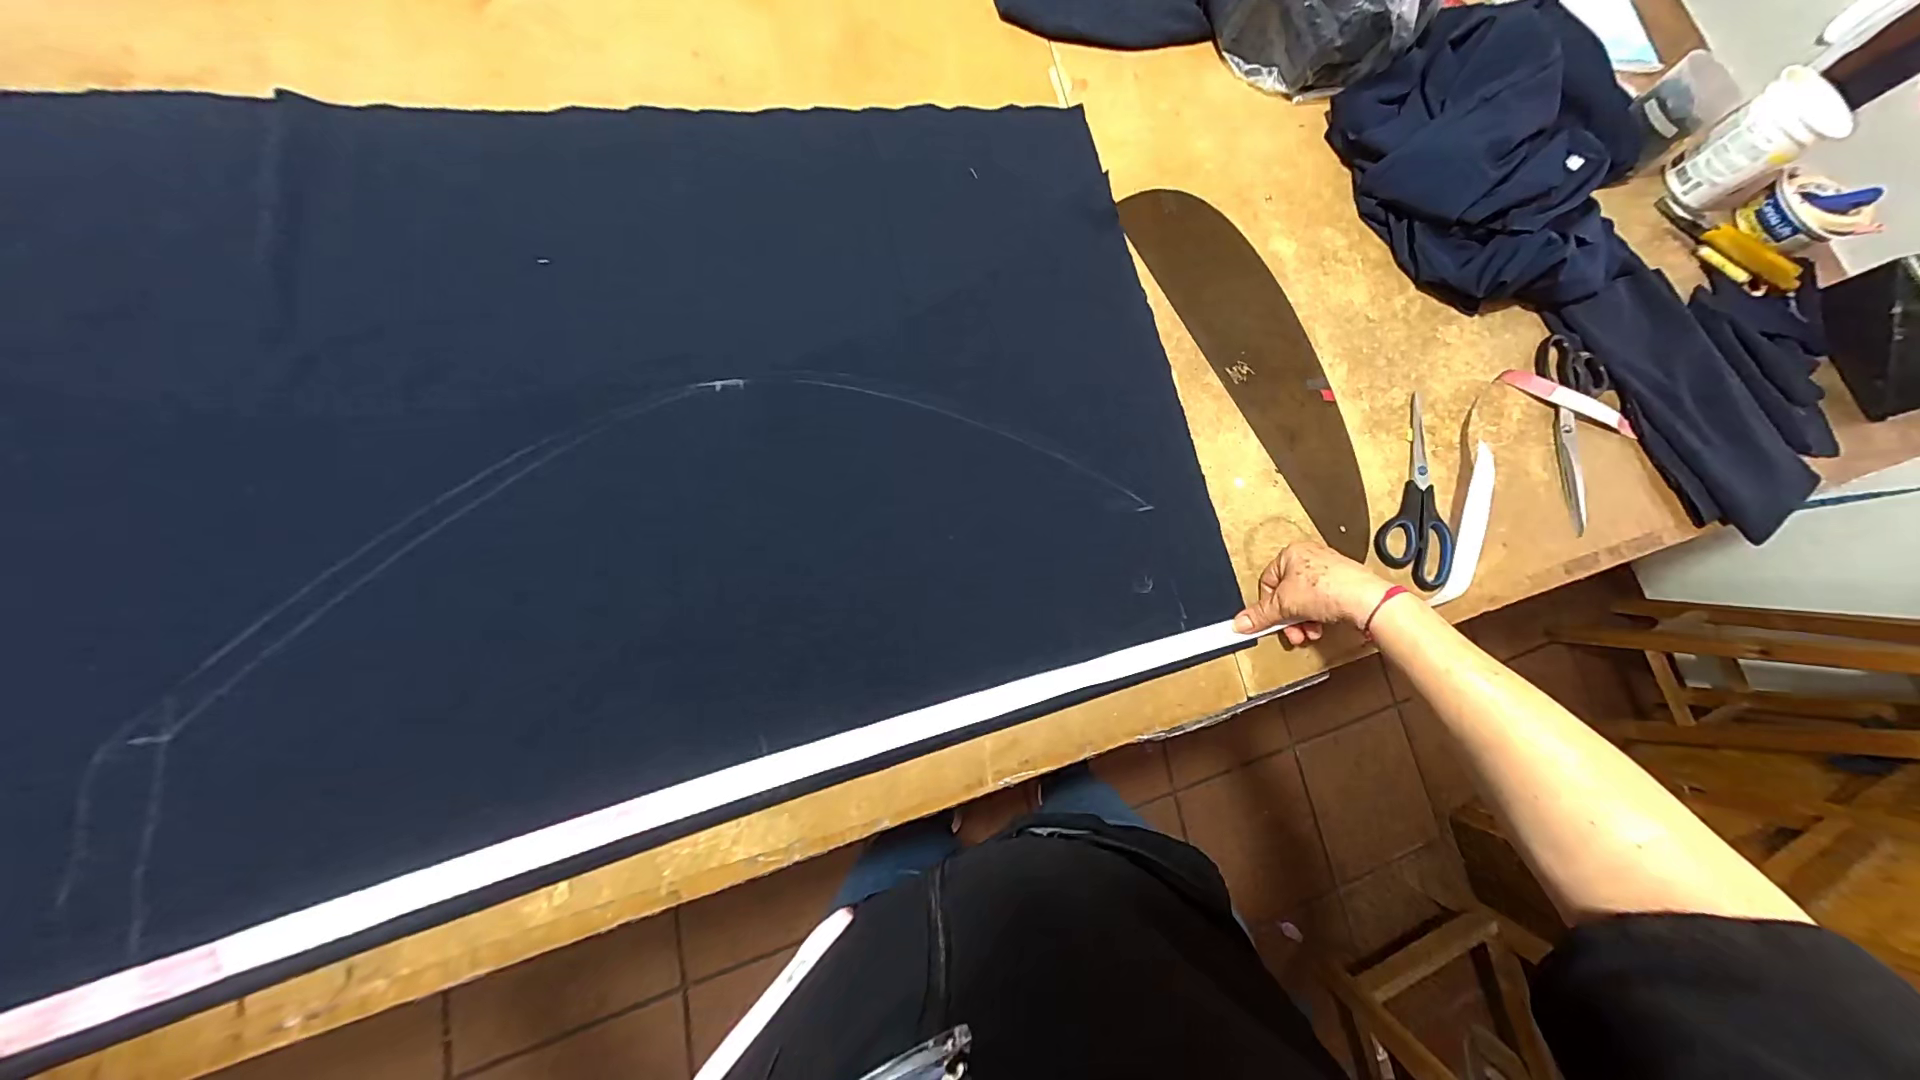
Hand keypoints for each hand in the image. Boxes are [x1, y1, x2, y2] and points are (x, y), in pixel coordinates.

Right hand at [1233, 541, 1391, 645]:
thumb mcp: (1283, 605)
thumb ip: (1260, 615)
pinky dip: (1320, 617)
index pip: (1268, 582)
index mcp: (1292, 553)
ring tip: (1309, 632)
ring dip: (1304, 621)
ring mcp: (1330, 570)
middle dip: (1289, 618)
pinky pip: (1323, 602)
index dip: (1268, 606)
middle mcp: (1311, 557)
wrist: (1367, 601)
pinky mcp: (1346, 584)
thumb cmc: (1329, 590)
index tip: (1269, 622)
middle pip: (1287, 594)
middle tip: (1292, 631)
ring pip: (1306, 600)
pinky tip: (1322, 626)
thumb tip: (1240, 622)